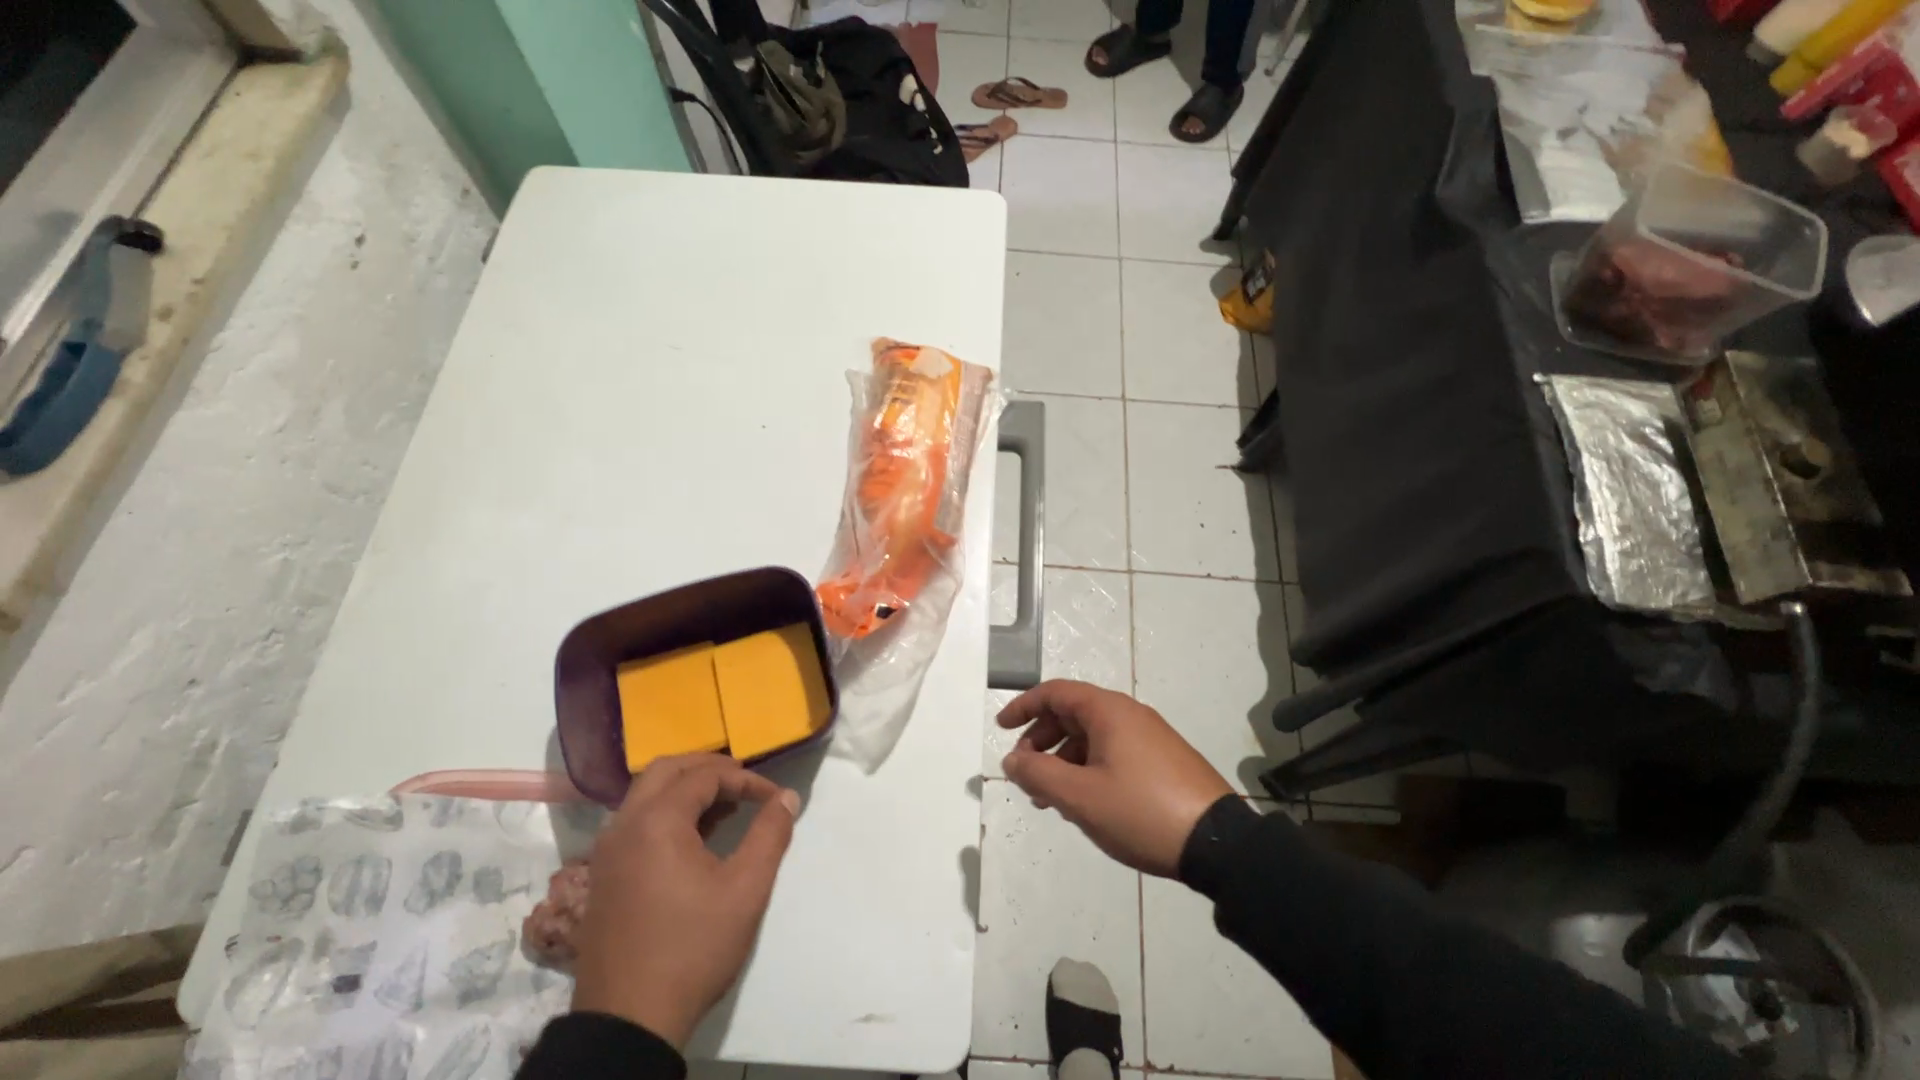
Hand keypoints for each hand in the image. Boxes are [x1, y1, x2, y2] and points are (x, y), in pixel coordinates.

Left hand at [571, 753, 800, 1047]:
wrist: (629, 1018)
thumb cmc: (693, 947)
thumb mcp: (746, 889)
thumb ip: (770, 834)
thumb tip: (787, 797)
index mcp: (656, 821)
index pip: (705, 776)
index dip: (746, 780)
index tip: (776, 799)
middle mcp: (624, 825)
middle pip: (666, 770)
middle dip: (709, 769)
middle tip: (745, 785)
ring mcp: (607, 851)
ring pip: (646, 795)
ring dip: (685, 790)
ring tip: (726, 809)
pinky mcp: (604, 876)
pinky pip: (635, 823)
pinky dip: (666, 814)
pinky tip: (694, 840)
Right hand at [999, 680, 1231, 877]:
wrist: (1217, 844)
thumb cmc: (1141, 811)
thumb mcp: (1080, 796)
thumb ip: (1038, 774)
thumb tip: (1012, 760)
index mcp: (1109, 712)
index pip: (1056, 693)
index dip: (1023, 707)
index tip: (1001, 729)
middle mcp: (1130, 716)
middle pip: (1072, 715)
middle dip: (1041, 742)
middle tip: (1024, 775)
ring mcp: (1149, 739)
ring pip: (1092, 739)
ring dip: (1063, 762)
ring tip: (1049, 801)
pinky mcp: (1162, 763)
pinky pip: (1113, 755)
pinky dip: (1087, 771)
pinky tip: (1083, 805)